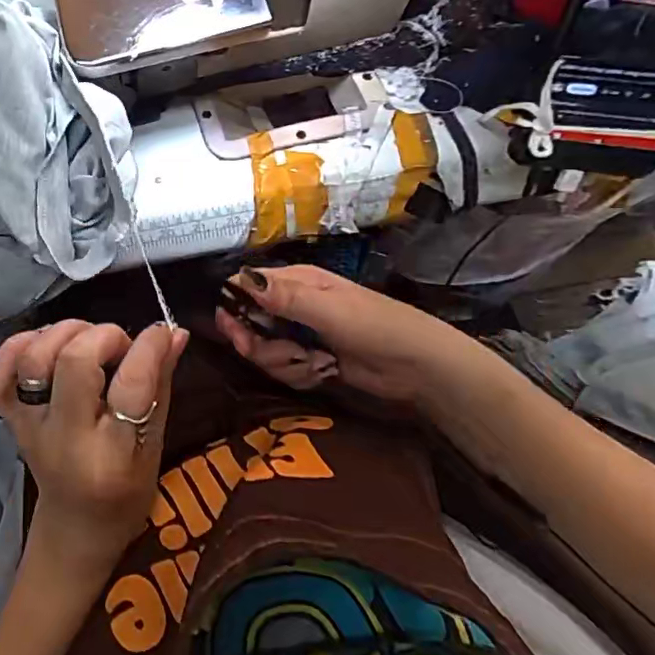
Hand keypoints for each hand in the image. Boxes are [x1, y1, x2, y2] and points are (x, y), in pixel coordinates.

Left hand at [0, 320, 187, 575]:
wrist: (75, 526)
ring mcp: (28, 427)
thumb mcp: (155, 446)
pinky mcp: (8, 419)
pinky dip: (20, 345)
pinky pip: (0, 372)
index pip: (128, 388)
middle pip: (73, 363)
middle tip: (120, 344)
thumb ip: (159, 384)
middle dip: (102, 336)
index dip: (146, 348)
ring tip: (87, 339)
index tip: (161, 331)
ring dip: (63, 334)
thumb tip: (174, 332)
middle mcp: (63, 439)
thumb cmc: (127, 492)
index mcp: (111, 456)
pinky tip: (47, 344)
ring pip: (33, 359)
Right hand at [212, 266, 484, 403]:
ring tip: (313, 364)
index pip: (245, 286)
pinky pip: (282, 368)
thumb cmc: (376, 326)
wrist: (420, 368)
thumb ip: (284, 297)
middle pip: (249, 322)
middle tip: (281, 355)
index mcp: (294, 281)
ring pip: (263, 349)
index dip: (234, 307)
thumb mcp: (328, 309)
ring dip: (282, 362)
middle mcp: (291, 304)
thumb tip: (241, 279)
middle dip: (259, 343)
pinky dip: (297, 375)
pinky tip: (321, 374)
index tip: (235, 330)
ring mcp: (299, 333)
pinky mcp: (308, 359)